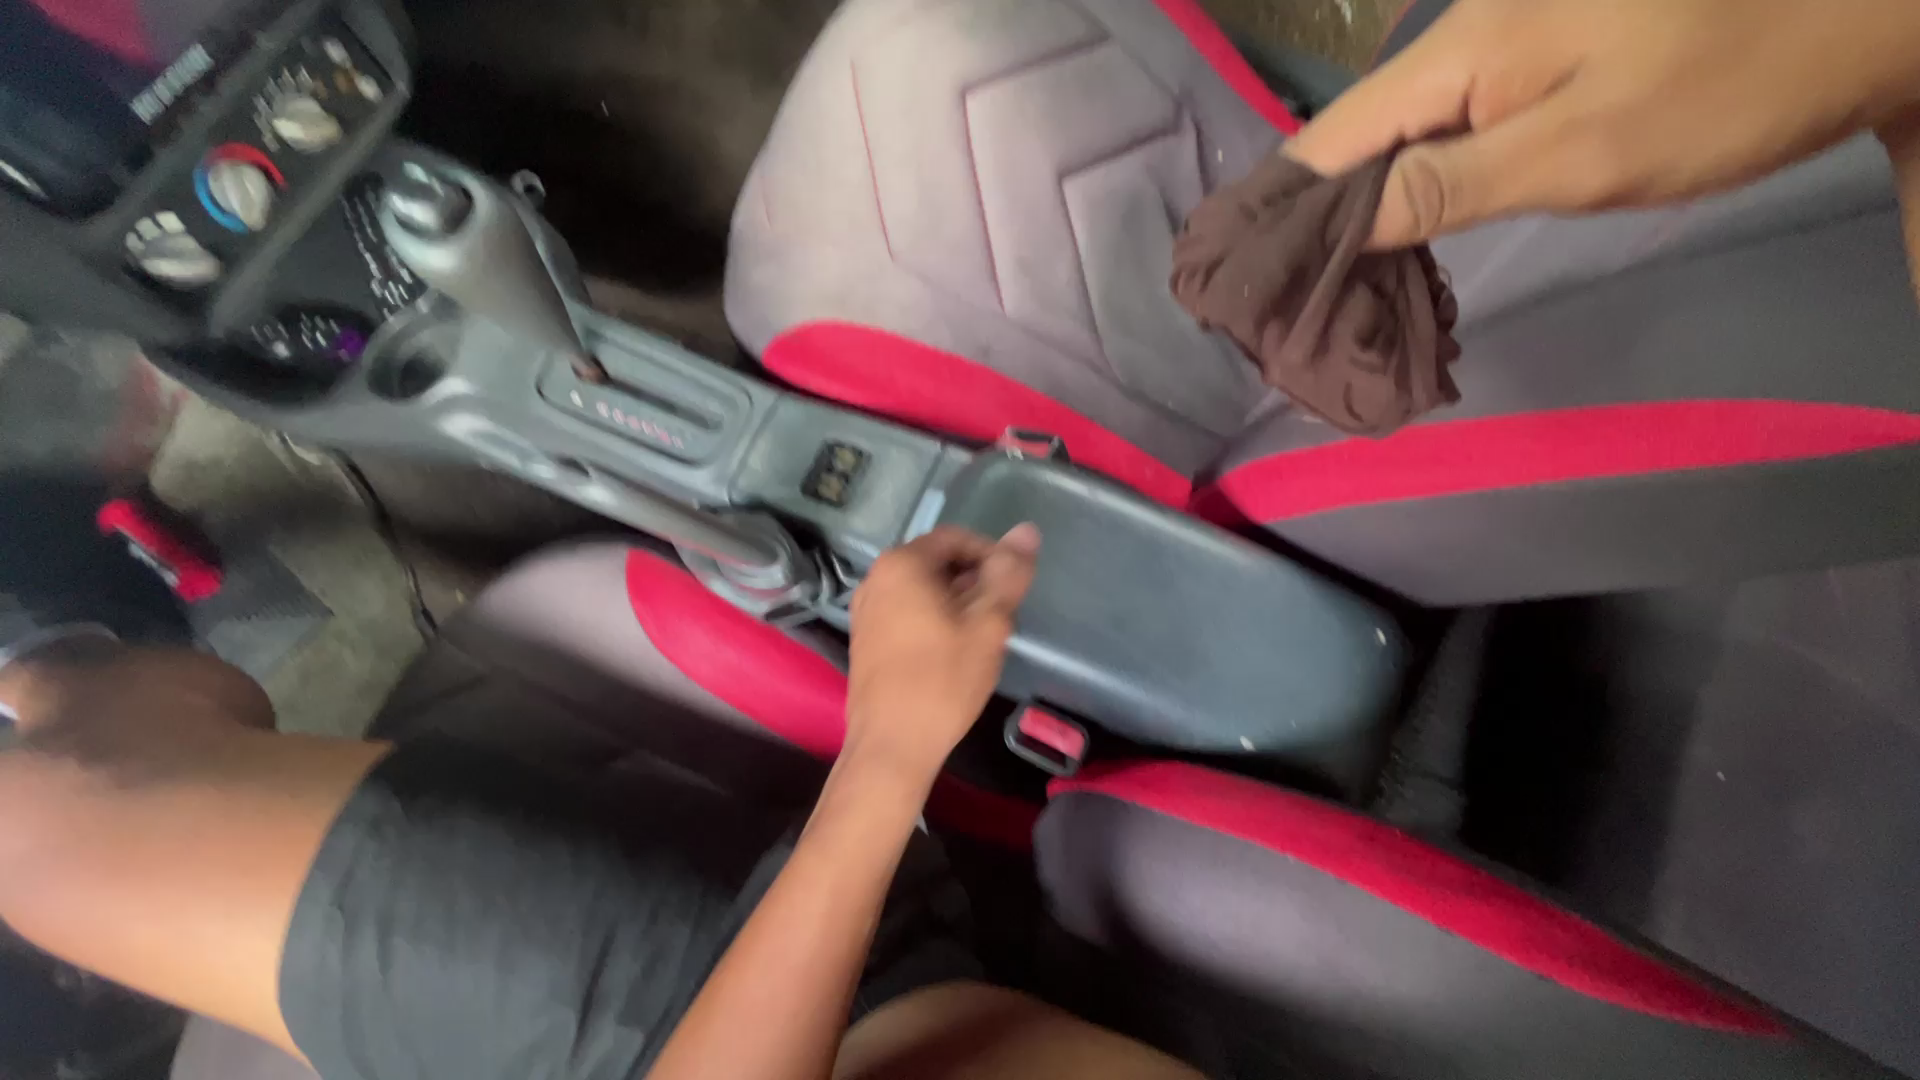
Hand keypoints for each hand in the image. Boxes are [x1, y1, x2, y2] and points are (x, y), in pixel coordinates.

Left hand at [844, 525, 1041, 781]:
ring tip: (981, 638)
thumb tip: (1027, 530)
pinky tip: (953, 654)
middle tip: (1001, 617)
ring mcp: (865, 611)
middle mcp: (875, 579)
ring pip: (923, 591)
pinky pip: (906, 613)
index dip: (991, 556)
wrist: (891, 745)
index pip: (956, 538)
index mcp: (902, 565)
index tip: (1012, 587)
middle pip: (937, 563)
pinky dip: (934, 621)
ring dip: (956, 604)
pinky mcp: (865, 640)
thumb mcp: (988, 624)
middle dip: (974, 582)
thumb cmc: (943, 680)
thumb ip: (1008, 574)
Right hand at [1286, 0, 1919, 251]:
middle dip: (1297, 224)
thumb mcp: (1578, 151)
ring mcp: (1482, 54)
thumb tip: (1331, 228)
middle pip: (1339, 145)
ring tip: (1303, 285)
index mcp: (1455, 57)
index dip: (1272, 214)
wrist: (1875, 3)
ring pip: (1376, 146)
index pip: (1323, 146)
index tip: (1233, 281)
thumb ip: (1441, 187)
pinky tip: (1373, 242)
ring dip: (1338, 218)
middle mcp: (1451, 46)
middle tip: (1265, 299)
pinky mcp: (1512, 73)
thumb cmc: (1733, 80)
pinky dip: (1387, 199)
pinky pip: (1420, 142)